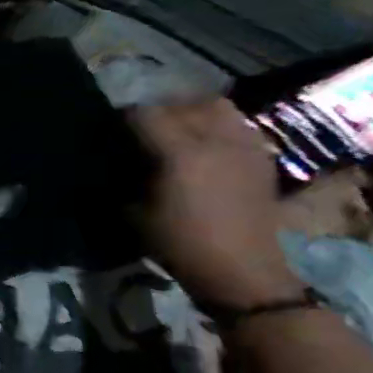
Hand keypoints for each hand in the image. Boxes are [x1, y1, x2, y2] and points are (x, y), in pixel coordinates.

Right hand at [128, 99, 304, 313]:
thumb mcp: (131, 209)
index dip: (122, 118)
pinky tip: (205, 146)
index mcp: (179, 152)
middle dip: (157, 112)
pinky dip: (218, 126)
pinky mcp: (261, 159)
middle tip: (142, 131)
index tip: (110, 131)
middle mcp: (215, 141)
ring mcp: (244, 148)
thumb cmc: (177, 241)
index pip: (144, 113)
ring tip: (177, 131)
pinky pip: (237, 126)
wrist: (240, 268)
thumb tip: (112, 156)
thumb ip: (122, 174)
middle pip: (181, 104)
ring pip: (216, 108)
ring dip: (192, 112)